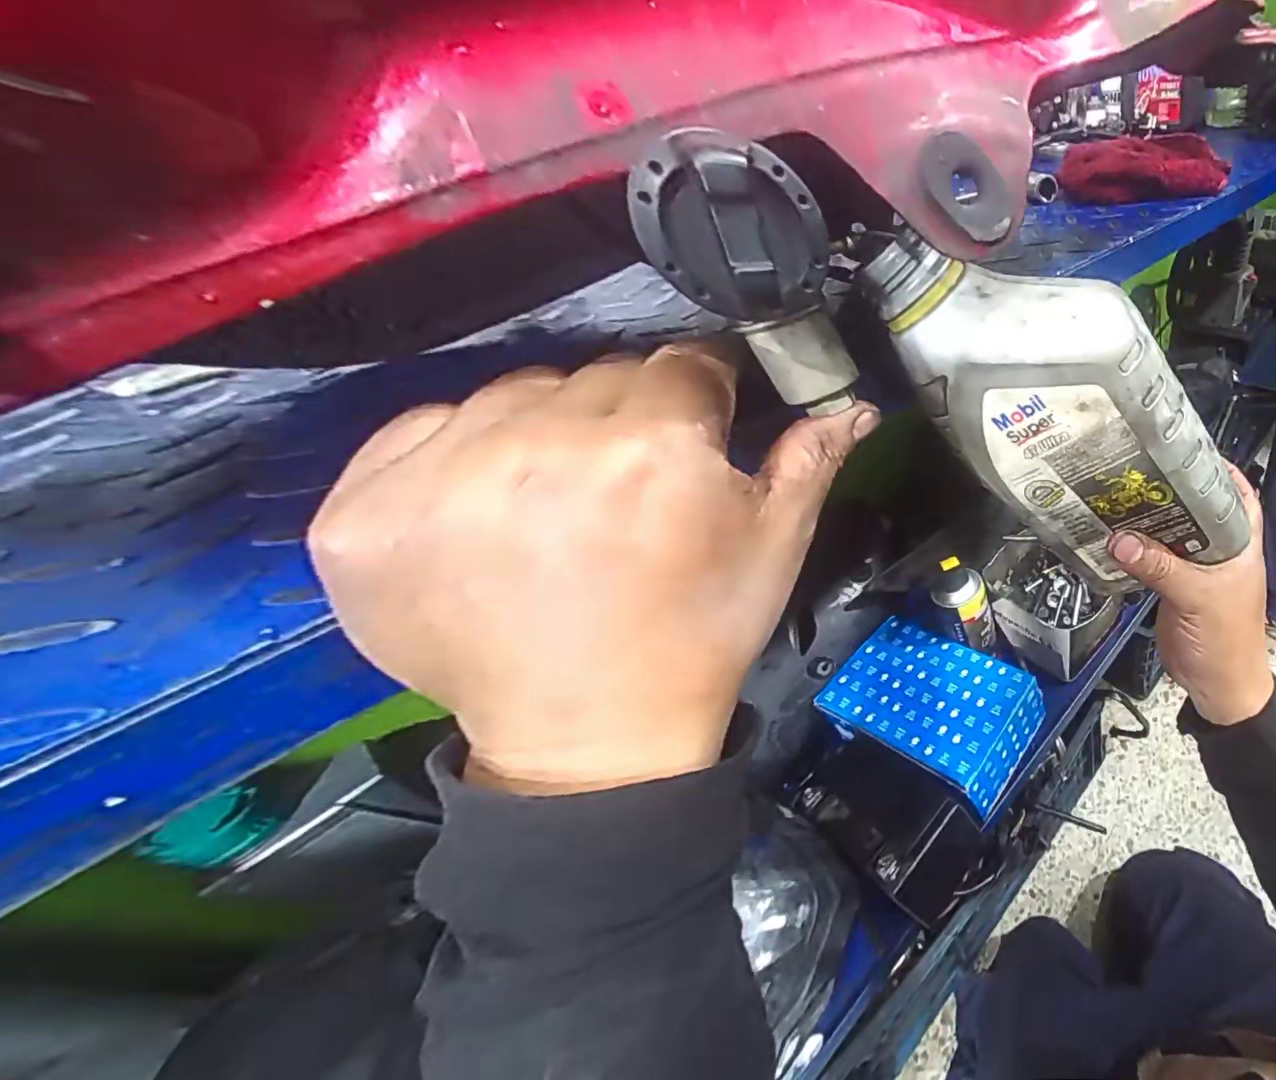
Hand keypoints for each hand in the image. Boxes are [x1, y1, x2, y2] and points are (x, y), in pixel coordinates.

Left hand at [309, 344, 879, 793]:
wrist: (596, 733)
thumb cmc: (702, 631)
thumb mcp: (775, 547)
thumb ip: (811, 460)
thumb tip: (855, 405)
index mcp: (656, 450)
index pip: (685, 364)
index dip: (705, 395)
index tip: (705, 424)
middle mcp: (544, 443)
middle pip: (600, 375)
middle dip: (632, 416)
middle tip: (639, 486)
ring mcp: (439, 475)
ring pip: (513, 395)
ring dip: (549, 432)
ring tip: (567, 504)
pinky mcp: (361, 514)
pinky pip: (420, 432)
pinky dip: (461, 458)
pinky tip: (494, 515)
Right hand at [1106, 467, 1272, 724]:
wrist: (1217, 687)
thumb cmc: (1226, 641)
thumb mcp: (1198, 598)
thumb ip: (1161, 567)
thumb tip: (1119, 539)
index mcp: (1240, 545)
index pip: (1236, 495)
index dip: (1217, 470)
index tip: (1184, 451)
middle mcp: (1219, 551)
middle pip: (1195, 510)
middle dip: (1170, 492)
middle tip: (1136, 472)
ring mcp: (1194, 569)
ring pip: (1171, 534)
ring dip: (1149, 520)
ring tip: (1119, 498)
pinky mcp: (1173, 587)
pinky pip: (1154, 559)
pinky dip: (1136, 549)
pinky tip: (1114, 538)